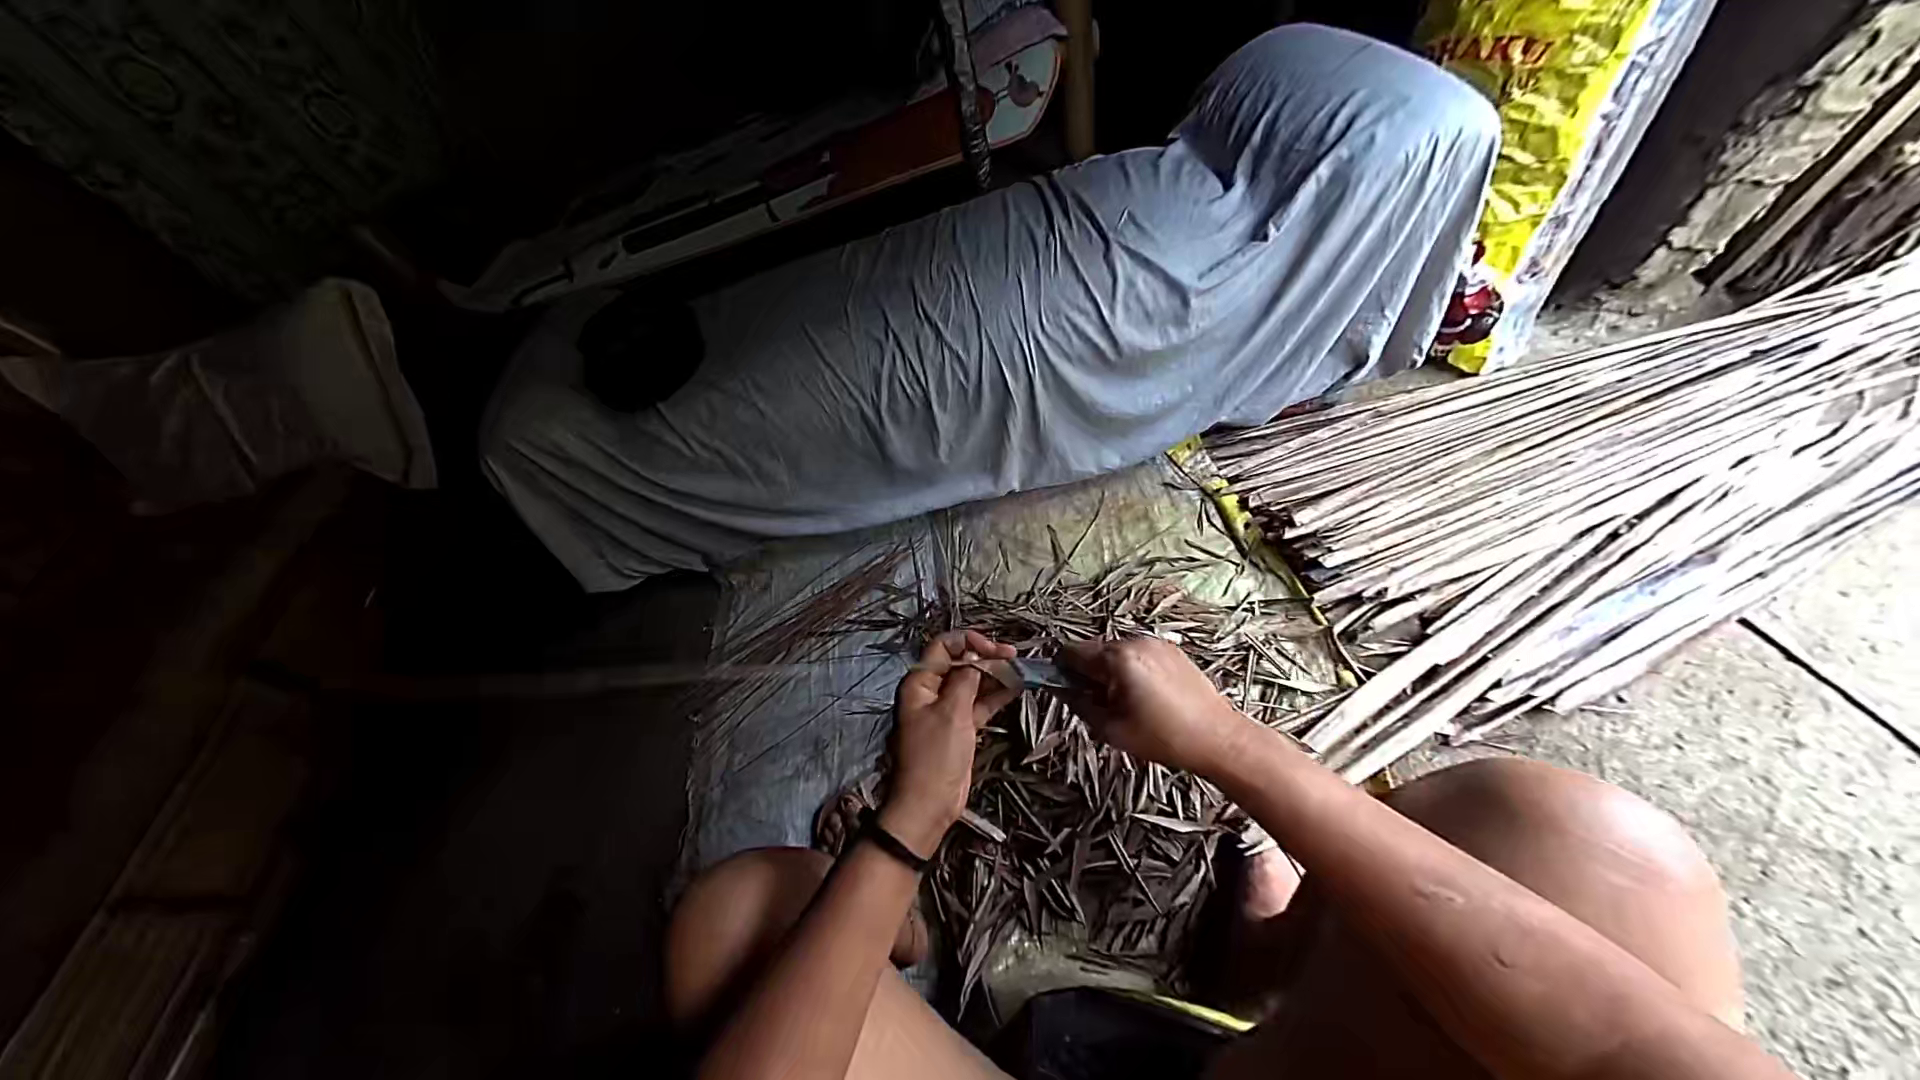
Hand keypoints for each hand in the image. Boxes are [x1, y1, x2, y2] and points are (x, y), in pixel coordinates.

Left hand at [882, 630, 1017, 856]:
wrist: (929, 804)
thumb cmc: (936, 755)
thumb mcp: (952, 712)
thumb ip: (966, 680)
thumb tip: (977, 657)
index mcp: (920, 683)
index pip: (942, 647)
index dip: (967, 642)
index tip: (991, 647)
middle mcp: (931, 691)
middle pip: (960, 663)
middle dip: (985, 657)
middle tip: (1012, 656)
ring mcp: (946, 710)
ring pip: (972, 683)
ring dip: (994, 675)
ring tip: (1019, 669)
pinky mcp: (960, 727)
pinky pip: (979, 703)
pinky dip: (995, 695)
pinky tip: (1015, 687)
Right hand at [1058, 636, 1248, 774]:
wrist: (1219, 739)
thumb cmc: (1164, 737)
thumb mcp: (1111, 729)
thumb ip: (1079, 704)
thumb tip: (1061, 689)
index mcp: (1117, 658)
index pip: (1072, 652)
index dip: (1060, 668)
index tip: (1061, 686)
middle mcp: (1136, 641)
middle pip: (1095, 650)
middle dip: (1088, 672)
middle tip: (1097, 702)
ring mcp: (1157, 643)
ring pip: (1117, 652)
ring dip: (1110, 670)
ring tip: (1125, 702)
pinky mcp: (1173, 650)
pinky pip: (1139, 654)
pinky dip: (1132, 668)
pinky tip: (1145, 696)